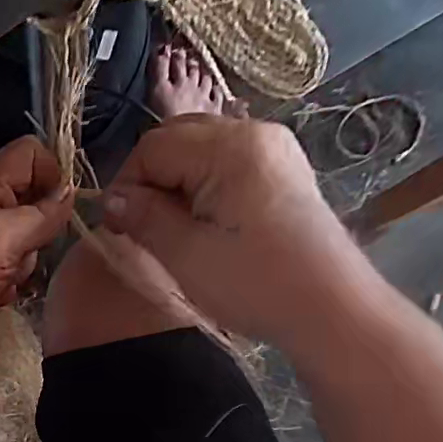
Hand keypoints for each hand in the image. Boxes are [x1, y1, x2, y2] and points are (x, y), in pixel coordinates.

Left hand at [0, 136, 73, 387]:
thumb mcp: (3, 236)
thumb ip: (42, 212)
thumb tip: (71, 193)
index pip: (28, 154)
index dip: (50, 170)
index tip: (60, 202)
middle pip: (36, 195)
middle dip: (42, 222)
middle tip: (27, 245)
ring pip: (36, 234)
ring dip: (29, 257)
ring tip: (8, 274)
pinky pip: (26, 264)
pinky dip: (20, 279)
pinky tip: (2, 292)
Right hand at [99, 117, 368, 342]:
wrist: (332, 309)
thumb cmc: (255, 285)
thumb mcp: (186, 255)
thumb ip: (143, 218)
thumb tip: (110, 200)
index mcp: (230, 147)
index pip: (153, 146)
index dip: (126, 185)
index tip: (117, 227)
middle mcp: (254, 133)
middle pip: (176, 138)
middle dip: (149, 180)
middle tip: (140, 227)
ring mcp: (273, 149)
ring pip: (199, 149)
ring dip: (173, 183)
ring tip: (169, 229)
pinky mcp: (281, 170)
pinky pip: (224, 162)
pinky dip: (200, 185)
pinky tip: (199, 222)